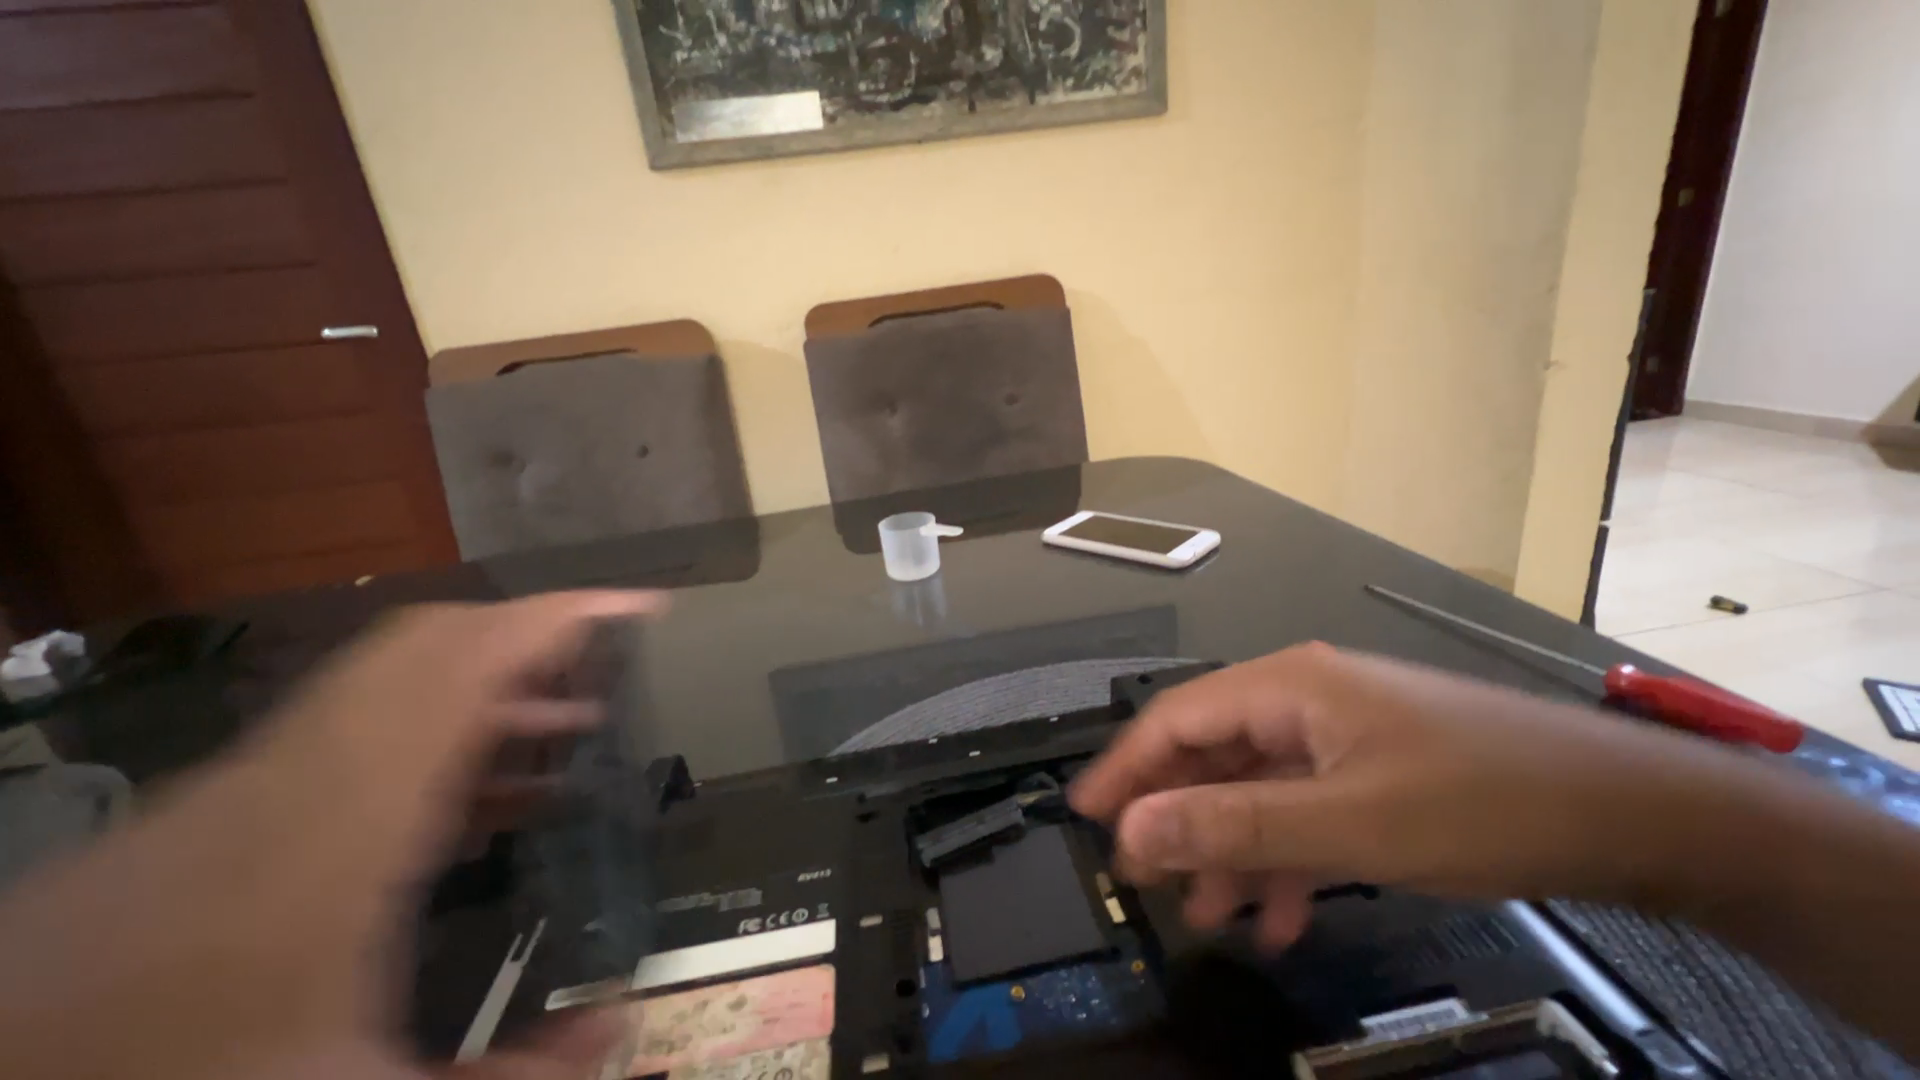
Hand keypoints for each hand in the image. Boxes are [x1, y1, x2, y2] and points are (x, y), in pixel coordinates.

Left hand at [0, 591, 662, 1079]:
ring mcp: (253, 777)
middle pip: (432, 644)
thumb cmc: (192, 1067)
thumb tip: (616, 1032)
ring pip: (391, 676)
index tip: (635, 606)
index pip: (466, 668)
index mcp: (351, 818)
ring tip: (571, 717)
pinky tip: (477, 788)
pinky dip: (436, 724)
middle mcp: (302, 771)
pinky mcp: (221, 801)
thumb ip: (507, 1078)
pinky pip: (354, 724)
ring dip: (489, 681)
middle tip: (615, 659)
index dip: (556, 622)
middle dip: (533, 635)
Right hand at [1069, 643, 1791, 948]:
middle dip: (1178, 819)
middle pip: (1213, 755)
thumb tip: (1135, 828)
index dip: (1126, 768)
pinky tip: (1284, 912)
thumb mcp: (1349, 823)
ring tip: (1212, 915)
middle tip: (1146, 879)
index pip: (1176, 719)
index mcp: (1288, 689)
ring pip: (1258, 790)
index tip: (1086, 818)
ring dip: (1230, 849)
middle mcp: (1304, 700)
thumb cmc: (1481, 803)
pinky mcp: (1375, 772)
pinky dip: (1284, 858)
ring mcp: (1342, 736)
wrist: (1630, 814)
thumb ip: (1235, 824)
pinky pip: (1305, 810)